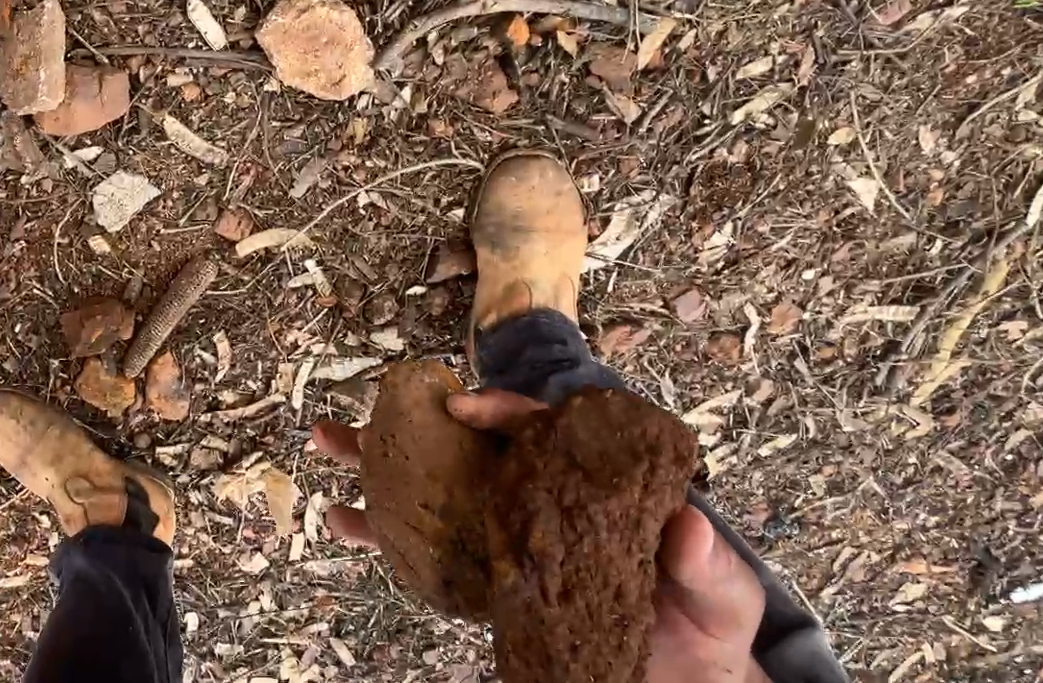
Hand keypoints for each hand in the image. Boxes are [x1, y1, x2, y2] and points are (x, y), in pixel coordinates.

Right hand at [310, 390, 767, 682]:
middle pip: (457, 448)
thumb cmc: (698, 635)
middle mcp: (523, 495)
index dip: (496, 408)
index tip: (461, 406)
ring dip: (372, 468)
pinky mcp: (476, 575)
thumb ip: (709, 570)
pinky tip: (340, 520)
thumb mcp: (717, 603)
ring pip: (424, 489)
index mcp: (575, 482)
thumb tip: (687, 527)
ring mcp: (494, 532)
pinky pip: (419, 548)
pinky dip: (377, 532)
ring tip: (325, 447)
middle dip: (402, 426)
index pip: (534, 428)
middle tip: (358, 417)